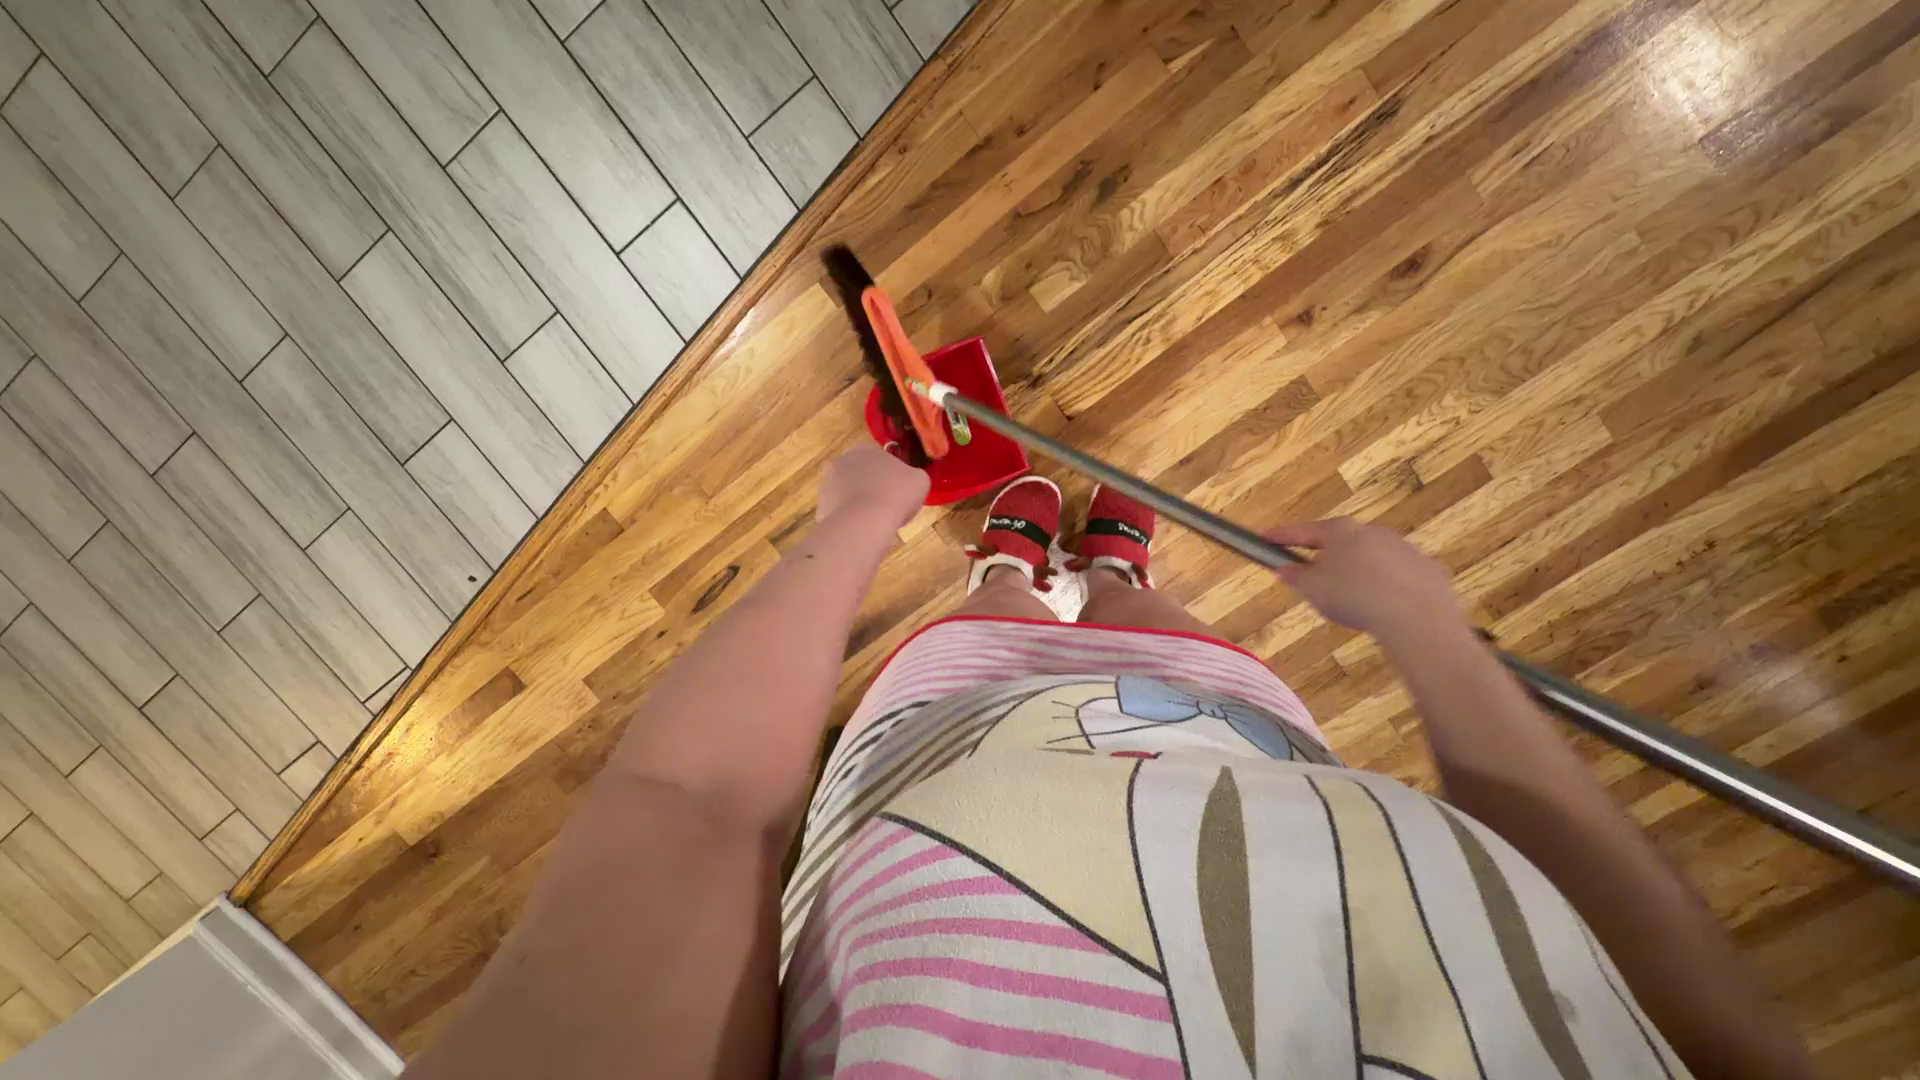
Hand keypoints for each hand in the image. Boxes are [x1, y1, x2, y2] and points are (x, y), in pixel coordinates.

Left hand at [818, 443, 929, 530]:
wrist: (865, 522)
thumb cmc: (896, 494)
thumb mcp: (920, 481)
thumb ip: (913, 476)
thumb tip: (908, 481)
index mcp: (865, 449)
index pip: (880, 458)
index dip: (891, 475)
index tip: (900, 492)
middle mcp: (841, 461)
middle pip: (860, 475)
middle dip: (871, 488)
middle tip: (888, 507)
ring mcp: (826, 485)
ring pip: (848, 494)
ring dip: (859, 504)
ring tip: (876, 522)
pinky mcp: (820, 508)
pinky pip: (840, 514)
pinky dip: (850, 521)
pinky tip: (862, 530)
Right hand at [1269, 518, 1466, 644]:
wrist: (1416, 617)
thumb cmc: (1354, 596)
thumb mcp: (1312, 589)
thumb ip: (1296, 576)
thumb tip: (1286, 568)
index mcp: (1341, 531)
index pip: (1302, 531)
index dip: (1281, 536)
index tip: (1264, 537)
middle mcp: (1373, 531)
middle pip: (1341, 542)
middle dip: (1325, 555)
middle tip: (1312, 576)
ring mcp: (1405, 548)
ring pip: (1371, 558)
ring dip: (1358, 571)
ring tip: (1351, 598)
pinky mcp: (1428, 569)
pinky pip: (1398, 576)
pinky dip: (1387, 586)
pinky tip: (1384, 606)